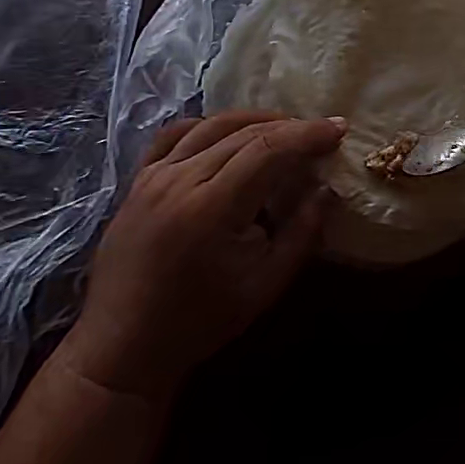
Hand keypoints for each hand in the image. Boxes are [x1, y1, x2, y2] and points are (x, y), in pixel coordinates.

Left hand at [58, 110, 345, 400]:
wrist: (126, 343)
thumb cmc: (201, 321)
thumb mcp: (265, 285)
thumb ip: (301, 233)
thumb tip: (327, 189)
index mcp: (212, 207)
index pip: (268, 150)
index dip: (307, 135)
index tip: (338, 128)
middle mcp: (180, 179)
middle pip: (242, 133)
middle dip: (287, 126)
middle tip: (319, 131)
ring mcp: (153, 176)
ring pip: (208, 126)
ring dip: (250, 120)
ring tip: (282, 127)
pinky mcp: (137, 181)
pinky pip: (172, 136)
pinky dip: (205, 126)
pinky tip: (225, 133)